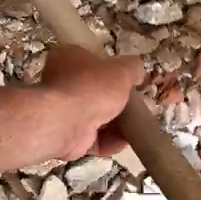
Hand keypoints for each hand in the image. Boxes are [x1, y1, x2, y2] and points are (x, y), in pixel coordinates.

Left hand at [34, 45, 146, 160]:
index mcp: (67, 57)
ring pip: (95, 117)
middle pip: (95, 93)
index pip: (91, 62)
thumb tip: (136, 69)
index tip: (132, 83)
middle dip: (119, 103)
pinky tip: (125, 142)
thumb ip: (132, 67)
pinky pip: (92, 138)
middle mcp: (60, 82)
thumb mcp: (122, 70)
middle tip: (139, 108)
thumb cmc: (93, 86)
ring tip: (137, 127)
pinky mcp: (66, 135)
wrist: (68, 120)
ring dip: (117, 125)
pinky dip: (109, 141)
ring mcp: (62, 110)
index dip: (112, 72)